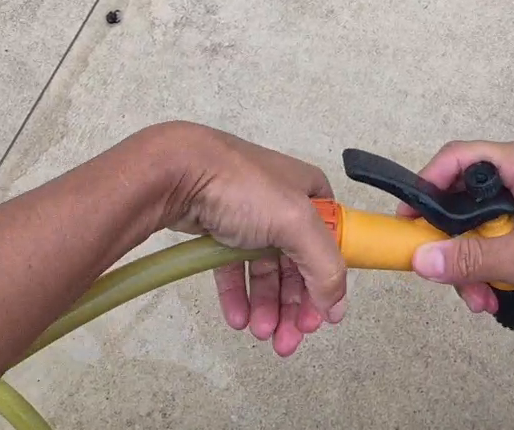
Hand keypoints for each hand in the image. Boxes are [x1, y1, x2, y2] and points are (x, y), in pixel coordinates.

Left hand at [152, 123, 347, 356]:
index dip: (329, 281)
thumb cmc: (244, 188)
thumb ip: (324, 263)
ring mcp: (251, 216)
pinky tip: (238, 318)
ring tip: (260, 333)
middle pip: (299, 262)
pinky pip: (234, 269)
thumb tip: (334, 304)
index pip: (331, 243)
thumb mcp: (296, 221)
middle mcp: (284, 204)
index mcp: (309, 192)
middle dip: (295, 305)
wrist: (180, 172)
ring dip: (268, 306)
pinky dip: (239, 295)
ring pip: (266, 270)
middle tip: (287, 342)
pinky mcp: (220, 229)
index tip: (322, 319)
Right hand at [397, 139, 513, 324]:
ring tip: (480, 298)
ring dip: (467, 263)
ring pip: (470, 224)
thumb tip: (422, 257)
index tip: (409, 217)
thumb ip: (470, 258)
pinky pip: (486, 238)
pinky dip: (482, 267)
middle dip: (452, 240)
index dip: (428, 183)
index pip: (458, 157)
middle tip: (442, 270)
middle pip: (460, 195)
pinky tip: (491, 295)